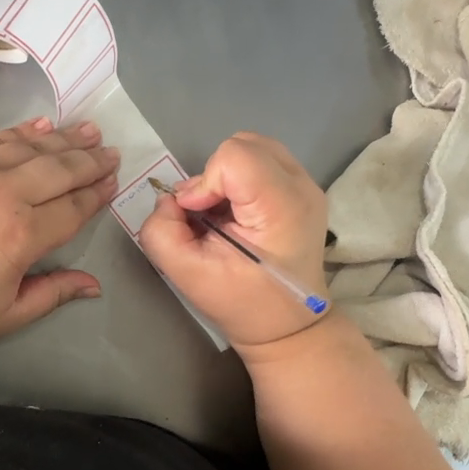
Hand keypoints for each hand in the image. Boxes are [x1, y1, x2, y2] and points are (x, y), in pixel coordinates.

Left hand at [0, 118, 119, 338]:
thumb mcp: (5, 314)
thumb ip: (52, 294)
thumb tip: (95, 285)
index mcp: (24, 235)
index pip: (74, 207)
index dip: (97, 193)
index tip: (114, 181)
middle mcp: (7, 194)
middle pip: (60, 169)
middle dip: (90, 160)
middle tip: (112, 151)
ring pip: (31, 147)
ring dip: (64, 138)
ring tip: (88, 131)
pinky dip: (21, 131)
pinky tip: (40, 126)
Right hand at [139, 132, 330, 351]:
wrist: (287, 325)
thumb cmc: (240, 303)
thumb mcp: (186, 275)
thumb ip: (161, 232)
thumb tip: (171, 201)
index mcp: (281, 207)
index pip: (233, 157)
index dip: (204, 182)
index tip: (200, 217)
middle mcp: (301, 187)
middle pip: (243, 144)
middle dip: (213, 175)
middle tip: (208, 215)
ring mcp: (307, 185)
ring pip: (252, 147)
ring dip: (225, 174)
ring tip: (222, 213)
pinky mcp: (302, 189)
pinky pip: (261, 161)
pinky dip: (239, 178)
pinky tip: (237, 212)